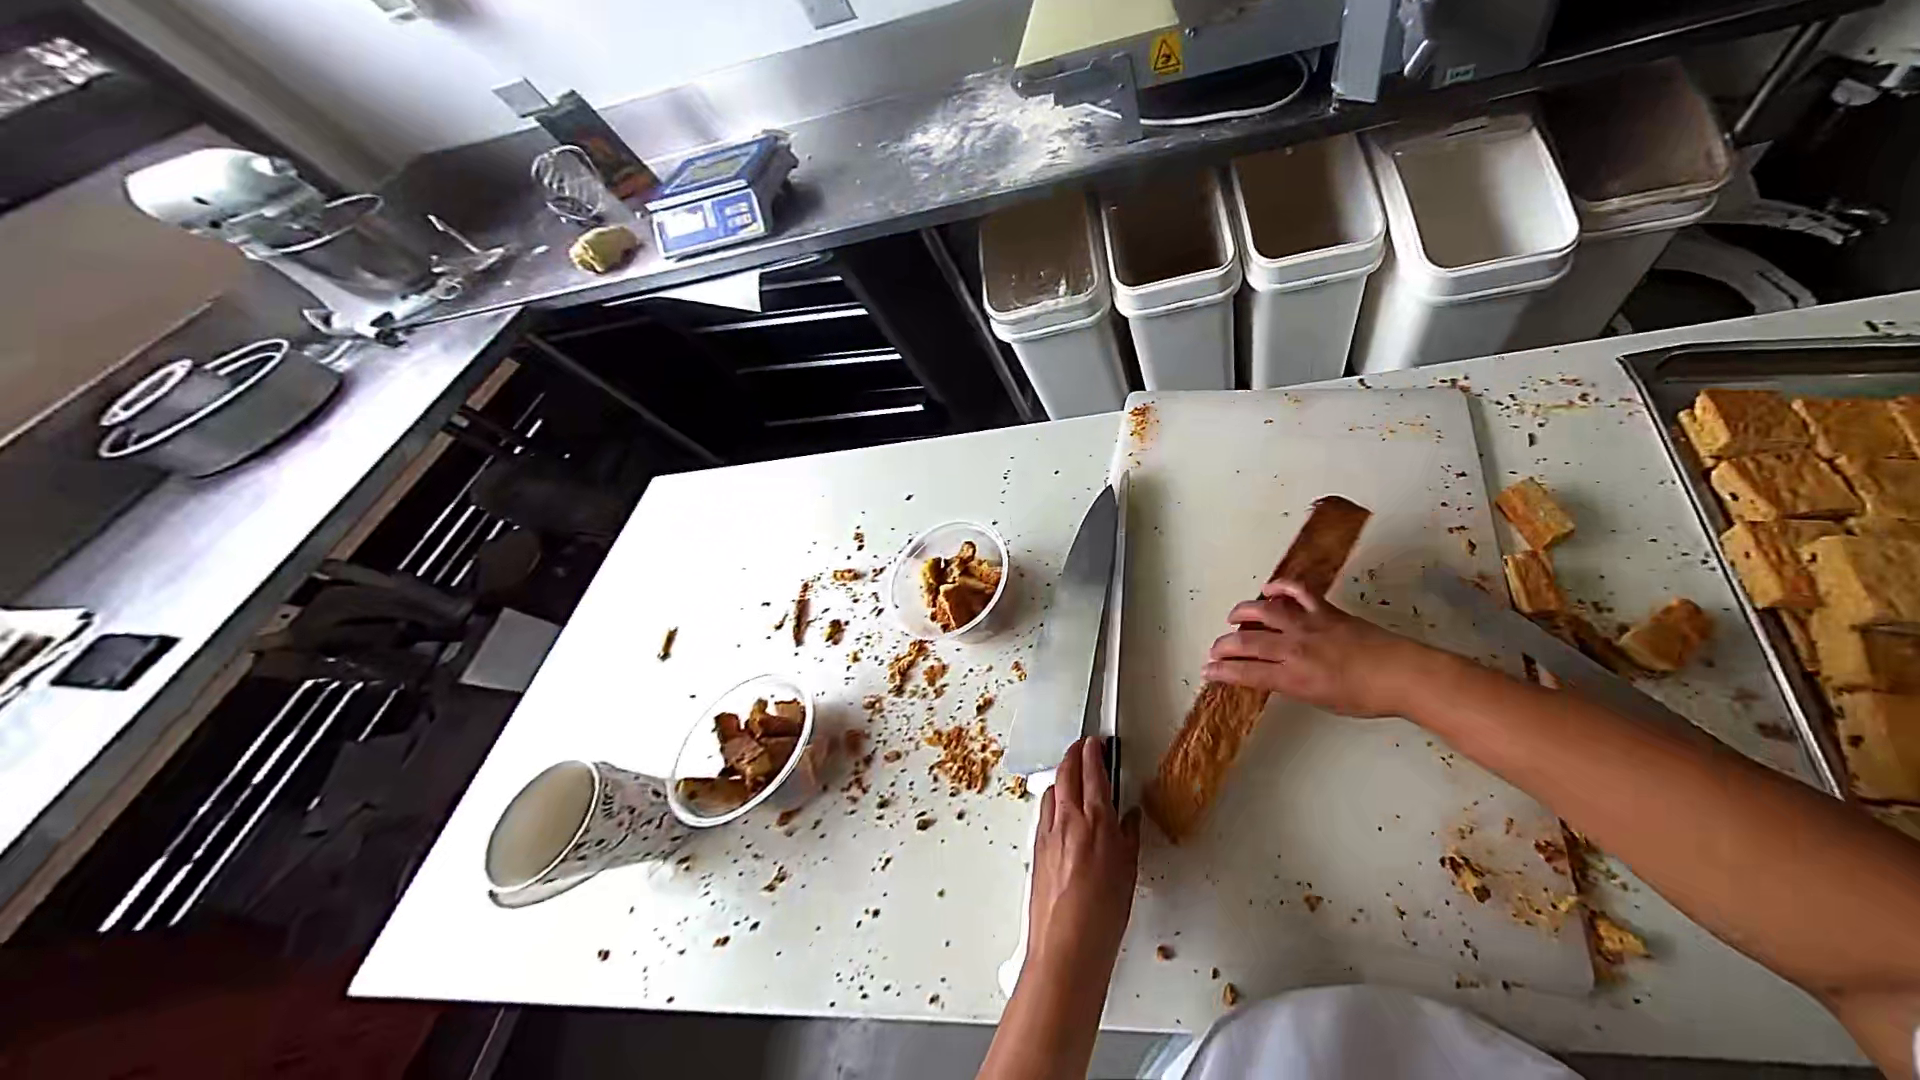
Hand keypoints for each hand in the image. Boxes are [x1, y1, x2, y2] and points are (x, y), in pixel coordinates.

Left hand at [1027, 737, 1139, 976]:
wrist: (1066, 945)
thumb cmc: (1101, 916)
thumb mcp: (1127, 871)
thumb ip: (1127, 837)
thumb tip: (1128, 819)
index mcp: (1096, 822)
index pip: (1093, 773)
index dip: (1094, 752)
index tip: (1097, 742)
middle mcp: (1068, 821)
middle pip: (1067, 772)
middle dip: (1074, 754)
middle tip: (1082, 746)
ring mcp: (1048, 832)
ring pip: (1052, 790)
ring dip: (1062, 775)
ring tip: (1071, 771)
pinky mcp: (1036, 847)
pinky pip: (1044, 811)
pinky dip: (1052, 800)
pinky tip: (1058, 805)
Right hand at [1201, 579, 1439, 717]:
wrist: (1406, 675)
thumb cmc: (1367, 697)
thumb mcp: (1320, 701)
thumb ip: (1290, 685)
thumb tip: (1270, 675)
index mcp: (1293, 676)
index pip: (1245, 672)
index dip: (1221, 672)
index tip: (1208, 671)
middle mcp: (1295, 648)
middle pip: (1246, 642)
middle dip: (1223, 646)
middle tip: (1214, 650)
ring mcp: (1309, 625)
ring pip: (1264, 611)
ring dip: (1242, 612)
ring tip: (1233, 617)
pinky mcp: (1325, 610)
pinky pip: (1297, 591)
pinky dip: (1279, 587)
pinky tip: (1268, 590)